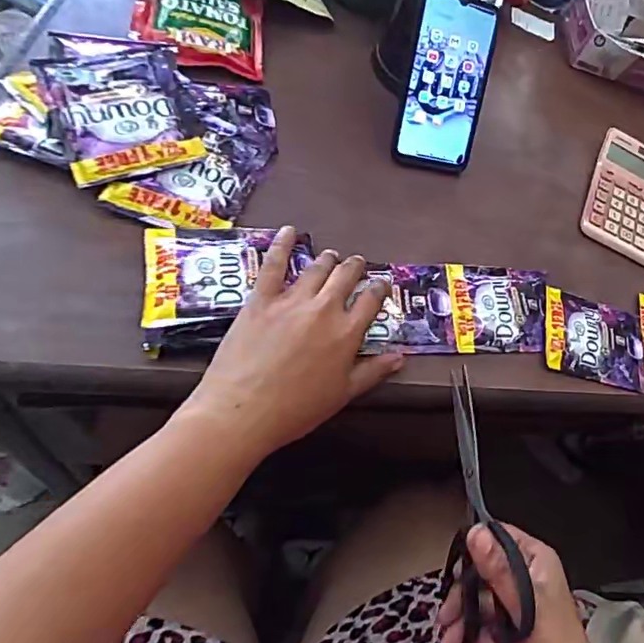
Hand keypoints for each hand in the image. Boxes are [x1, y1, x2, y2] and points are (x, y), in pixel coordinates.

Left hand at [176, 226, 402, 458]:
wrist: (243, 411)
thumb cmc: (296, 409)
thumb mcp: (342, 394)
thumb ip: (372, 371)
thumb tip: (400, 358)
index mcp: (347, 333)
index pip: (371, 300)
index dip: (378, 289)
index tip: (380, 285)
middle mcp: (324, 309)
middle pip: (346, 277)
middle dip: (355, 268)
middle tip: (356, 265)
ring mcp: (291, 301)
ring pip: (316, 268)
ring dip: (328, 260)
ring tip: (331, 256)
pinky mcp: (261, 299)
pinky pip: (273, 265)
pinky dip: (281, 244)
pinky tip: (289, 231)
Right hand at [436, 522, 604, 642]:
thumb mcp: (525, 605)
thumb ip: (498, 569)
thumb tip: (475, 532)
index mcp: (535, 560)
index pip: (498, 538)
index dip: (475, 550)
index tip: (455, 569)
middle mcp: (523, 577)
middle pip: (480, 572)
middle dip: (461, 599)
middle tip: (445, 618)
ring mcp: (513, 604)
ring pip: (475, 601)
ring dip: (462, 625)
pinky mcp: (504, 629)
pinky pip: (479, 624)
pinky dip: (474, 641)